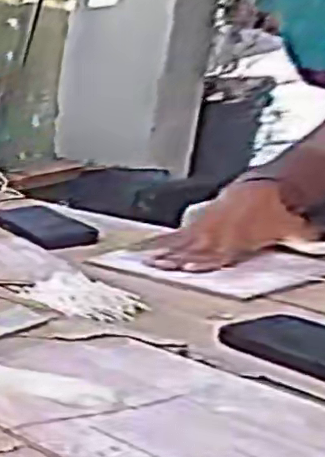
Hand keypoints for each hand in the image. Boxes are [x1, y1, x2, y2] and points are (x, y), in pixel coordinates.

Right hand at [152, 179, 310, 270]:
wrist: (266, 188)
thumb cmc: (280, 211)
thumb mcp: (297, 231)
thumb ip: (295, 243)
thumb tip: (308, 249)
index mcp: (240, 243)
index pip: (216, 257)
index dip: (200, 263)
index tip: (184, 268)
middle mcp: (218, 236)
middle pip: (192, 251)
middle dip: (173, 259)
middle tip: (156, 265)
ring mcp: (204, 229)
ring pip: (180, 244)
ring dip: (164, 252)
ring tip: (149, 259)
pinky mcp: (196, 223)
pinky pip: (178, 235)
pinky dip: (165, 242)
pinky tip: (153, 247)